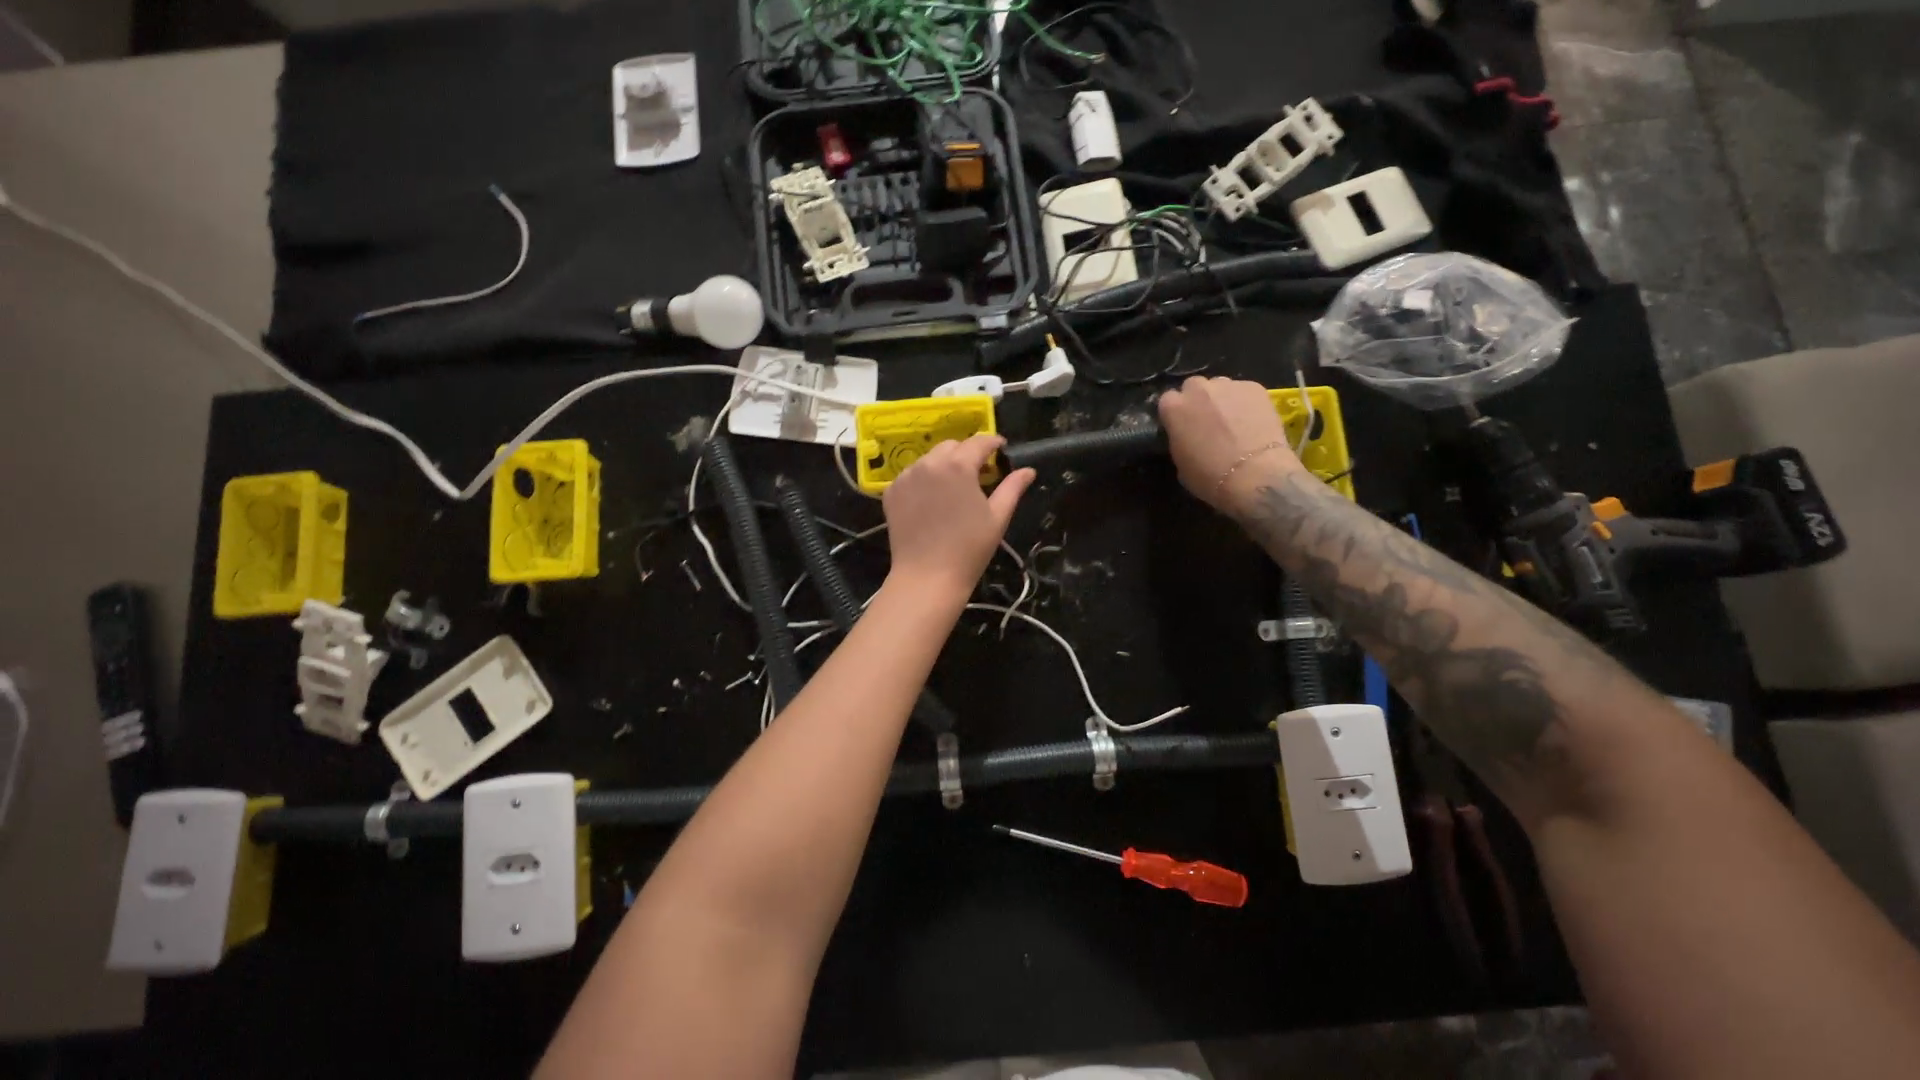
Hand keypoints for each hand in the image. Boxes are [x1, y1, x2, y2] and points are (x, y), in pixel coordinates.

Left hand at [883, 434, 1034, 601]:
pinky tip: (932, 500)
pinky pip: (911, 475)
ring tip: (953, 488)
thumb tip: (1028, 470)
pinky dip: (924, 480)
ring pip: (929, 459)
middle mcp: (929, 463)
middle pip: (951, 446)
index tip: (1001, 449)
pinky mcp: (891, 492)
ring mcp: (906, 477)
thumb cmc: (969, 548)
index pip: (979, 442)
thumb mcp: (997, 517)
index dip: (993, 443)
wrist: (927, 576)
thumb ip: (1012, 487)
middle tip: (978, 473)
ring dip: (944, 465)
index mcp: (958, 466)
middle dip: (966, 454)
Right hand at [1158, 376, 1304, 514]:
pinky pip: (1245, 392)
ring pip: (1221, 387)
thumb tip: (1187, 437)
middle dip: (1199, 401)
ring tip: (1234, 421)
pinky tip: (1254, 421)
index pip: (1168, 401)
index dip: (1177, 414)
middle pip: (1194, 387)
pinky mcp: (1254, 387)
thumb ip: (1180, 440)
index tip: (1183, 426)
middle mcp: (1197, 389)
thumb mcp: (1181, 464)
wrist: (1254, 475)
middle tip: (1209, 422)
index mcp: (1173, 408)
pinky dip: (1247, 403)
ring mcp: (1228, 385)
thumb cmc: (1210, 477)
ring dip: (1223, 400)